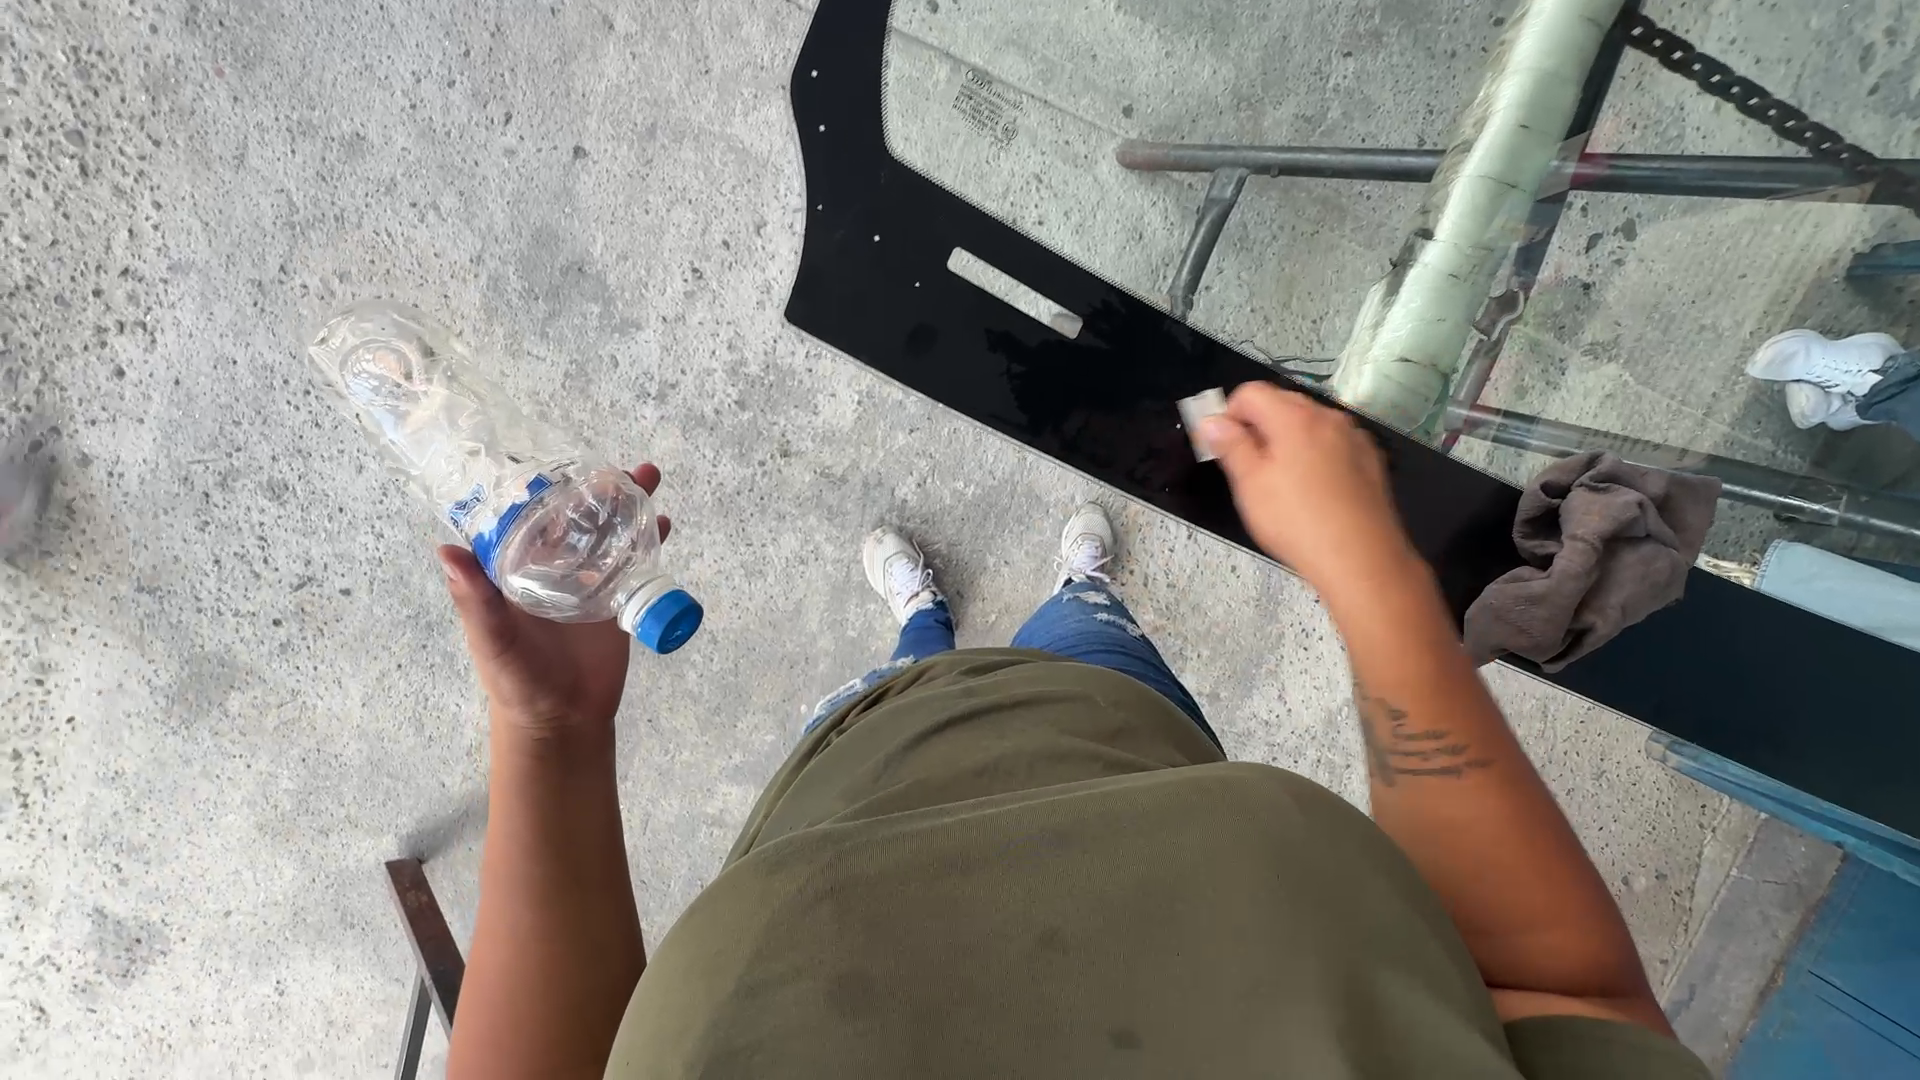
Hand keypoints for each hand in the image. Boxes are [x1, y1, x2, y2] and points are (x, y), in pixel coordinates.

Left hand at [439, 463, 672, 736]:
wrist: (564, 717)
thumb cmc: (518, 681)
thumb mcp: (492, 640)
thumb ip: (476, 601)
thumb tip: (447, 549)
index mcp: (517, 572)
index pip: (529, 520)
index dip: (544, 490)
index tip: (563, 464)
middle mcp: (553, 569)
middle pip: (577, 520)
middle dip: (599, 491)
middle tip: (624, 470)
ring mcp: (589, 582)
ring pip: (610, 535)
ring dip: (630, 508)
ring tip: (649, 480)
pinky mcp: (617, 600)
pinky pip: (635, 564)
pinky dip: (650, 542)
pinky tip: (663, 524)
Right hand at [1198, 383, 1415, 592]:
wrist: (1359, 557)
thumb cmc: (1297, 522)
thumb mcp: (1250, 484)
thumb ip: (1229, 445)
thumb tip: (1210, 421)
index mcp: (1294, 419)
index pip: (1250, 393)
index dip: (1228, 415)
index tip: (1221, 446)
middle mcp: (1327, 418)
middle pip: (1281, 402)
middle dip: (1257, 425)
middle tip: (1245, 466)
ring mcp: (1353, 437)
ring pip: (1308, 423)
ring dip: (1286, 439)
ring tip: (1278, 481)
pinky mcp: (1369, 458)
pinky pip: (1332, 442)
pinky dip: (1314, 453)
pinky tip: (1310, 488)